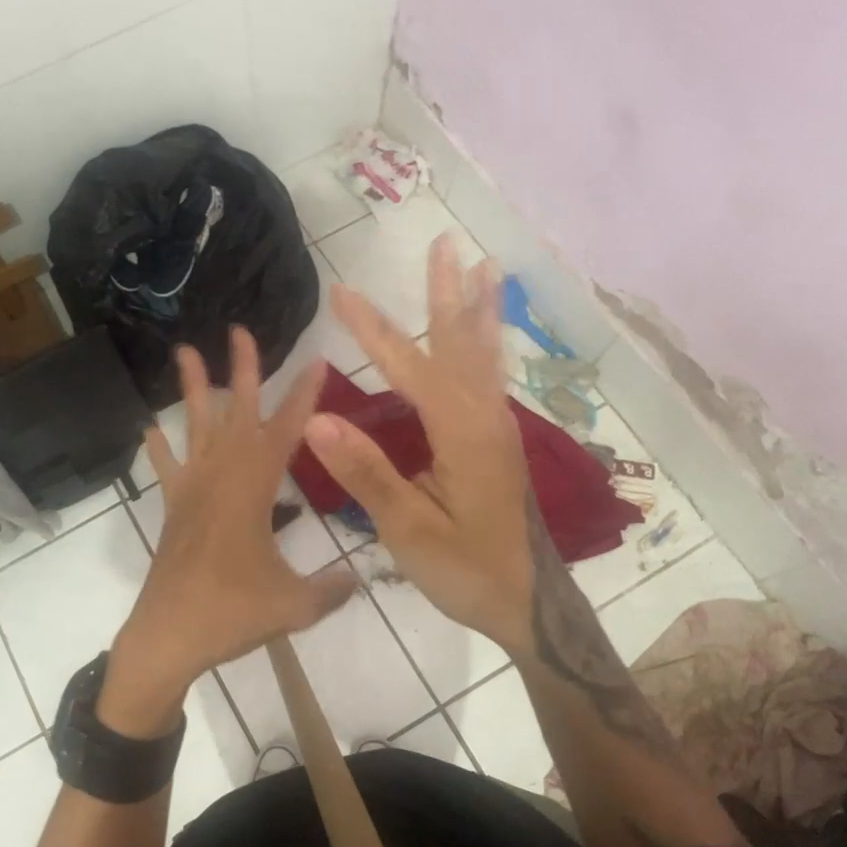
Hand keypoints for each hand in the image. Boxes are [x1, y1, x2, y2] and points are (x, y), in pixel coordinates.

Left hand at [102, 328, 358, 736]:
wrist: (166, 639)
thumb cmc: (230, 615)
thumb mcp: (293, 605)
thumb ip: (330, 588)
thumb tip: (360, 577)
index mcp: (253, 491)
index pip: (286, 433)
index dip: (304, 397)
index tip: (317, 362)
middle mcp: (220, 480)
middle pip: (236, 414)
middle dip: (243, 371)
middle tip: (242, 330)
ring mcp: (191, 494)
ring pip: (196, 430)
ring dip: (192, 390)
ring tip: (183, 351)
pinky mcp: (173, 512)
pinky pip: (166, 470)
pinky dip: (160, 448)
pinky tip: (153, 427)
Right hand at [302, 235, 538, 654]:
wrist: (528, 602)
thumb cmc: (467, 571)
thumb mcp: (410, 531)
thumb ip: (368, 475)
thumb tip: (318, 422)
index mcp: (461, 436)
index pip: (411, 371)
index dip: (374, 331)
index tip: (341, 292)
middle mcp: (486, 420)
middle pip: (462, 346)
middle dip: (448, 295)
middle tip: (446, 244)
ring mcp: (498, 430)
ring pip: (484, 358)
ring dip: (477, 310)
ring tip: (483, 268)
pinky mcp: (499, 444)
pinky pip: (490, 378)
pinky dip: (485, 344)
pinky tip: (483, 338)